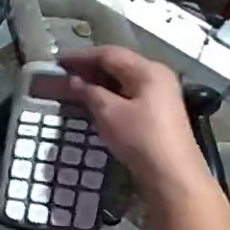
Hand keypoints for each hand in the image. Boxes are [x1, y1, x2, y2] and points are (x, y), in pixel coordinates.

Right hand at [58, 47, 208, 200]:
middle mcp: (156, 76)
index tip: (57, 60)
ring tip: (73, 86)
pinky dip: (108, 94)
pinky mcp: (157, 112)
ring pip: (122, 80)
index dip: (81, 56)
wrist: (172, 175)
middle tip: (63, 72)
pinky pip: (128, 94)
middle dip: (89, 68)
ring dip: (97, 81)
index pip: (109, 54)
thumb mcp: (108, 112)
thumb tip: (74, 80)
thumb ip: (89, 92)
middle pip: (118, 64)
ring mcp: (159, 94)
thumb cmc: (140, 138)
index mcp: (148, 70)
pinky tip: (92, 101)